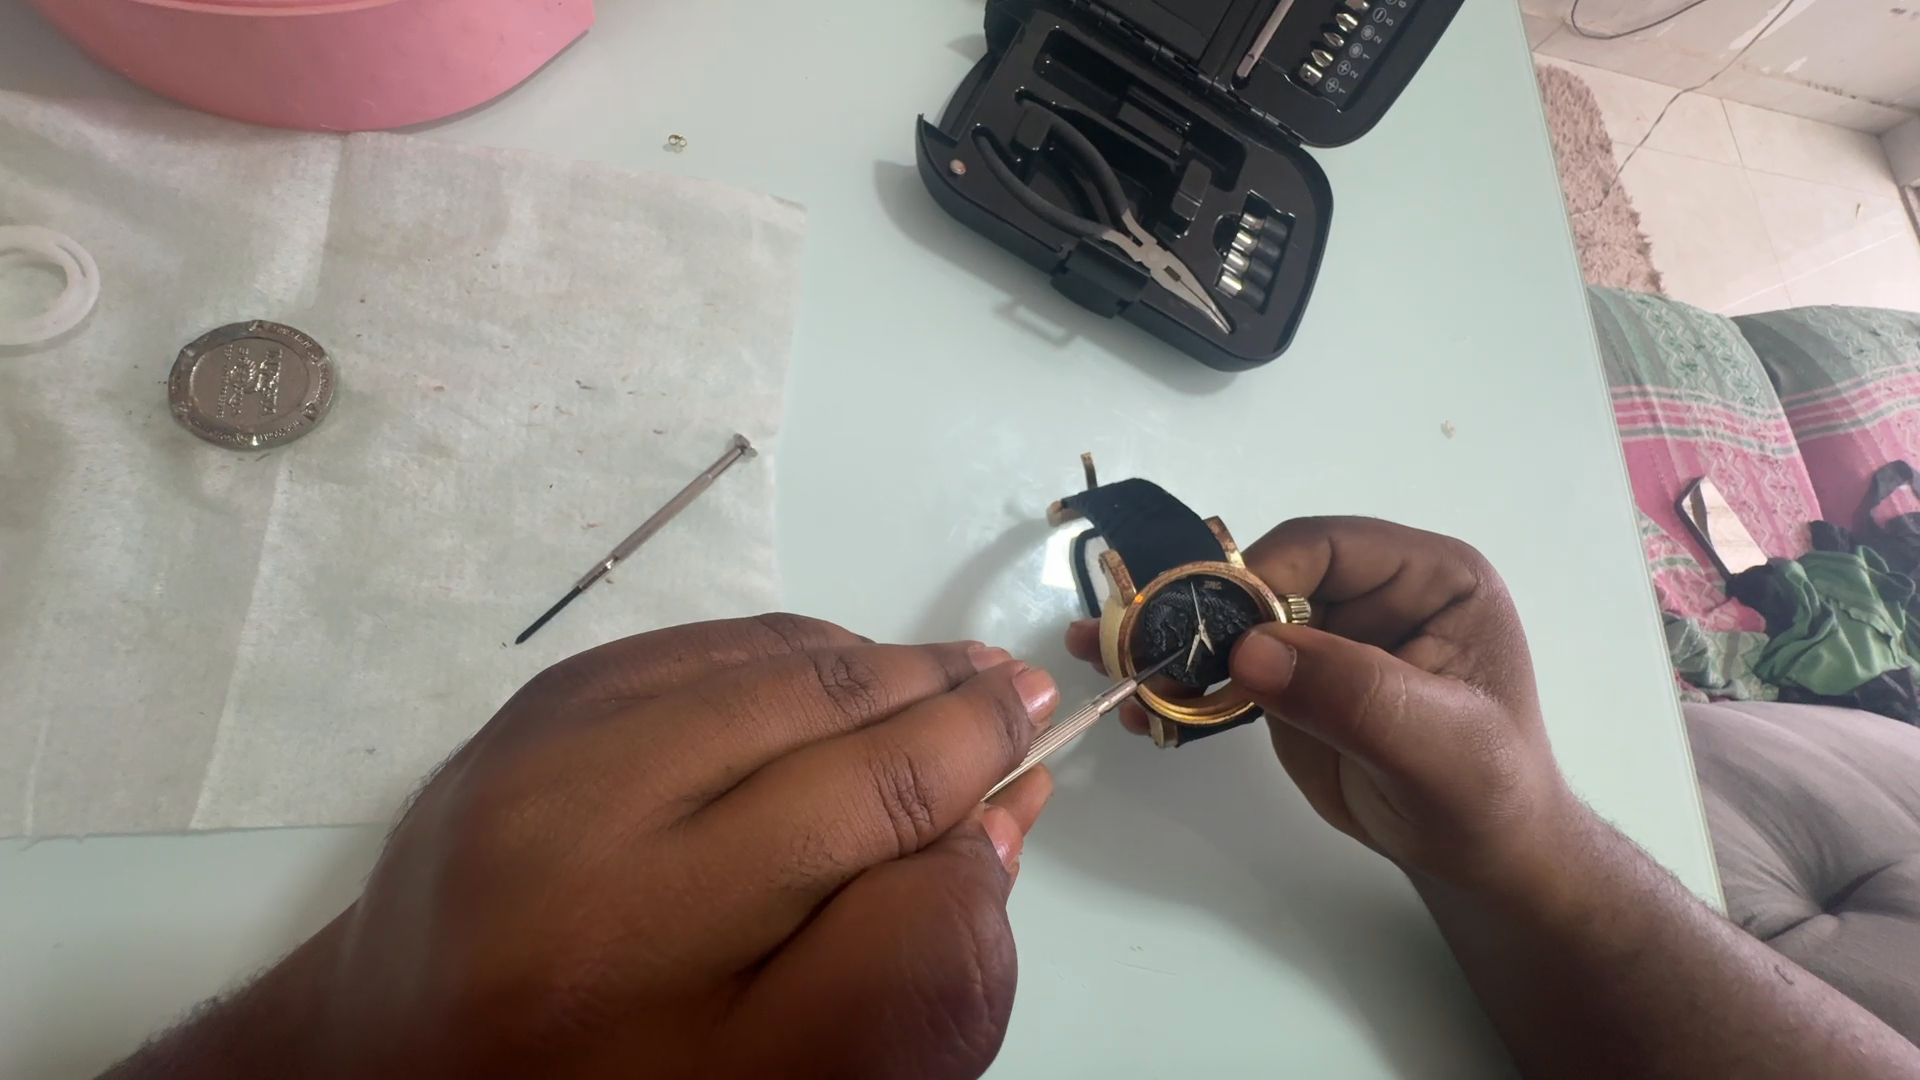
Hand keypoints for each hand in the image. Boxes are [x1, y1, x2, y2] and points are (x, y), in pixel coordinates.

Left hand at [120, 616, 1059, 1079]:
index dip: (985, 814)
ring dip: (893, 665)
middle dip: (957, 710)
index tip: (1034, 742)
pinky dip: (810, 645)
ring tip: (950, 668)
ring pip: (795, 675)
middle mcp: (596, 891)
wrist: (389, 1053)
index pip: (906, 924)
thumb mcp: (786, 1079)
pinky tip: (850, 663)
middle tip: (1016, 684)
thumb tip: (999, 816)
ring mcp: (555, 766)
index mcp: (671, 1041)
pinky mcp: (544, 697)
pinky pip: (724, 641)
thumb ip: (919, 975)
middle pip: (853, 766)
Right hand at [1068, 517, 1578, 895]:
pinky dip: (1180, 684)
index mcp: (1422, 577)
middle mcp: (1364, 591)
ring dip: (1169, 642)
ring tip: (1107, 660)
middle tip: (1129, 636)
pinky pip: (1222, 666)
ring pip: (1229, 618)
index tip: (1209, 627)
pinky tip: (1143, 709)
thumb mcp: (1439, 747)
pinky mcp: (1284, 674)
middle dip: (1191, 608)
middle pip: (1259, 577)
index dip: (1257, 575)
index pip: (1322, 547)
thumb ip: (1353, 694)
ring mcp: (1318, 632)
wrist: (1470, 855)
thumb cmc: (1481, 795)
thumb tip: (1247, 651)